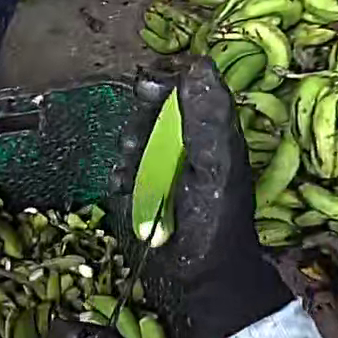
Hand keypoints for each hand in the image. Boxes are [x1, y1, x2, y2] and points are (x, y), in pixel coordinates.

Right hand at [113, 60, 292, 337]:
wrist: (200, 272)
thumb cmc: (217, 216)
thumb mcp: (216, 163)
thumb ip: (206, 117)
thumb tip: (197, 65)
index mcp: (210, 130)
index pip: (185, 89)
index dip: (166, 83)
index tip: (149, 86)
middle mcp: (183, 142)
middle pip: (153, 110)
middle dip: (141, 118)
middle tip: (140, 134)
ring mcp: (159, 165)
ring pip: (132, 137)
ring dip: (130, 147)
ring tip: (135, 165)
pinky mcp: (137, 189)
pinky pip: (120, 169)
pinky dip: (119, 174)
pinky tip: (126, 186)